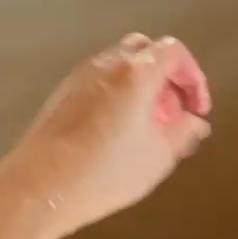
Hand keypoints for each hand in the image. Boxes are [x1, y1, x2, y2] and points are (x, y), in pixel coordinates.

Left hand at [1, 33, 211, 238]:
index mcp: (137, 73)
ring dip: (141, 86)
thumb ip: (184, 132)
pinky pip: (100, 81)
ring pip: (120, 64)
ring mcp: (79, 77)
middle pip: (146, 50)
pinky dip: (118, 94)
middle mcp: (107, 64)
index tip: (197, 110)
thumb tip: (195, 121)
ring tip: (146, 126)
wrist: (39, 188)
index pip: (175, 52)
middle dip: (166, 76)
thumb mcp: (159, 156)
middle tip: (173, 111)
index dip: (194, 77)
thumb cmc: (106, 172)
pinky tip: (118, 132)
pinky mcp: (61, 94)